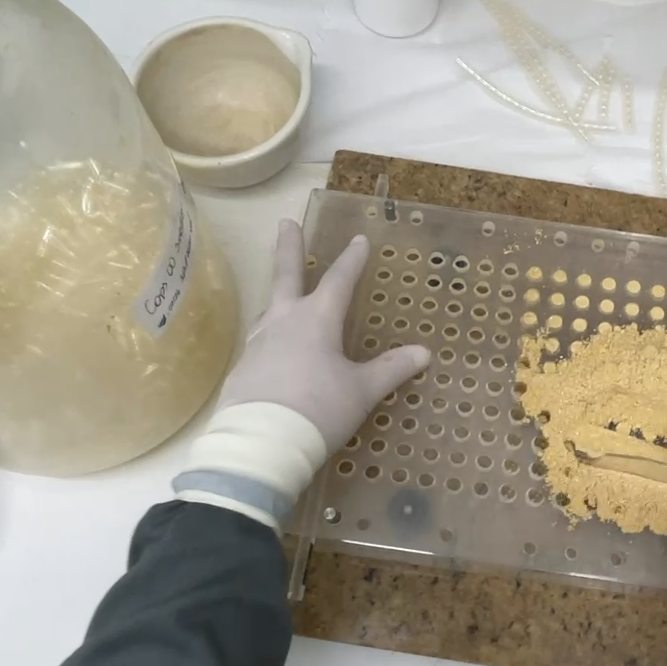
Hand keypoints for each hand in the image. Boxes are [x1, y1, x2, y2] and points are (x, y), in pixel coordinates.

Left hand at [217, 220, 429, 453]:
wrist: (262, 443)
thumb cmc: (319, 409)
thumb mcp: (362, 391)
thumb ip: (391, 370)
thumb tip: (424, 353)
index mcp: (316, 320)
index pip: (339, 281)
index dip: (352, 260)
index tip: (360, 240)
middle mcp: (284, 322)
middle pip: (286, 276)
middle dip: (289, 248)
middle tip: (285, 222)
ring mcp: (258, 345)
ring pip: (269, 309)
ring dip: (278, 295)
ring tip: (282, 294)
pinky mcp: (242, 370)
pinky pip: (259, 342)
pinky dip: (270, 336)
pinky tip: (272, 348)